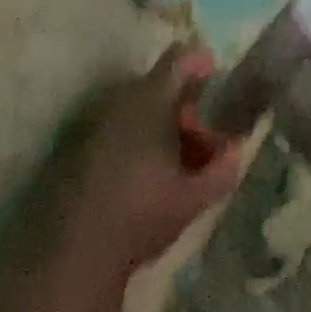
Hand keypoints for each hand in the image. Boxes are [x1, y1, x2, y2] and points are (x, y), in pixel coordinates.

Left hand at [65, 45, 242, 274]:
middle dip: (185, 110)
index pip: (178, 61)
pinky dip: (138, 143)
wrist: (79, 249)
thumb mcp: (196, 197)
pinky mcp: (76, 149)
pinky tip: (148, 178)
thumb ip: (222, 170)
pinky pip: (116, 131)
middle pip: (157, 89)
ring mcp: (92, 126)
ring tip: (179, 167)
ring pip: (135, 112)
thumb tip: (234, 153)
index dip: (200, 63)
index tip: (215, 74)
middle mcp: (117, 105)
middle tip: (205, 144)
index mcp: (149, 105)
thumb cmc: (144, 215)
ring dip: (161, 129)